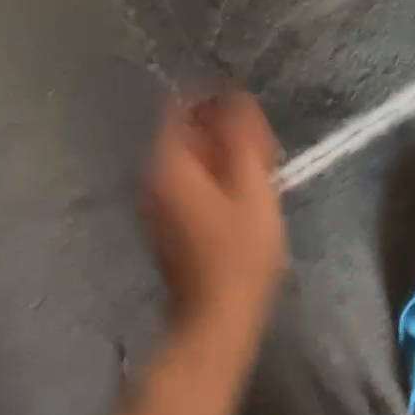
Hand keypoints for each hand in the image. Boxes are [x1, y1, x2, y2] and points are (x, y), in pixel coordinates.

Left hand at [141, 92, 285, 347]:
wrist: (217, 319)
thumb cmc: (240, 254)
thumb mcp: (252, 189)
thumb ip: (243, 137)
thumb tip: (236, 96)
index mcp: (167, 164)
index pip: (180, 105)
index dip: (215, 99)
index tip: (248, 113)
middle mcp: (150, 178)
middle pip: (185, 133)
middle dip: (224, 131)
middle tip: (263, 150)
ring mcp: (153, 204)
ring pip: (189, 161)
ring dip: (223, 158)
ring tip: (260, 173)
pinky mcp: (164, 225)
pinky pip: (187, 185)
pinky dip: (213, 181)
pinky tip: (243, 199)